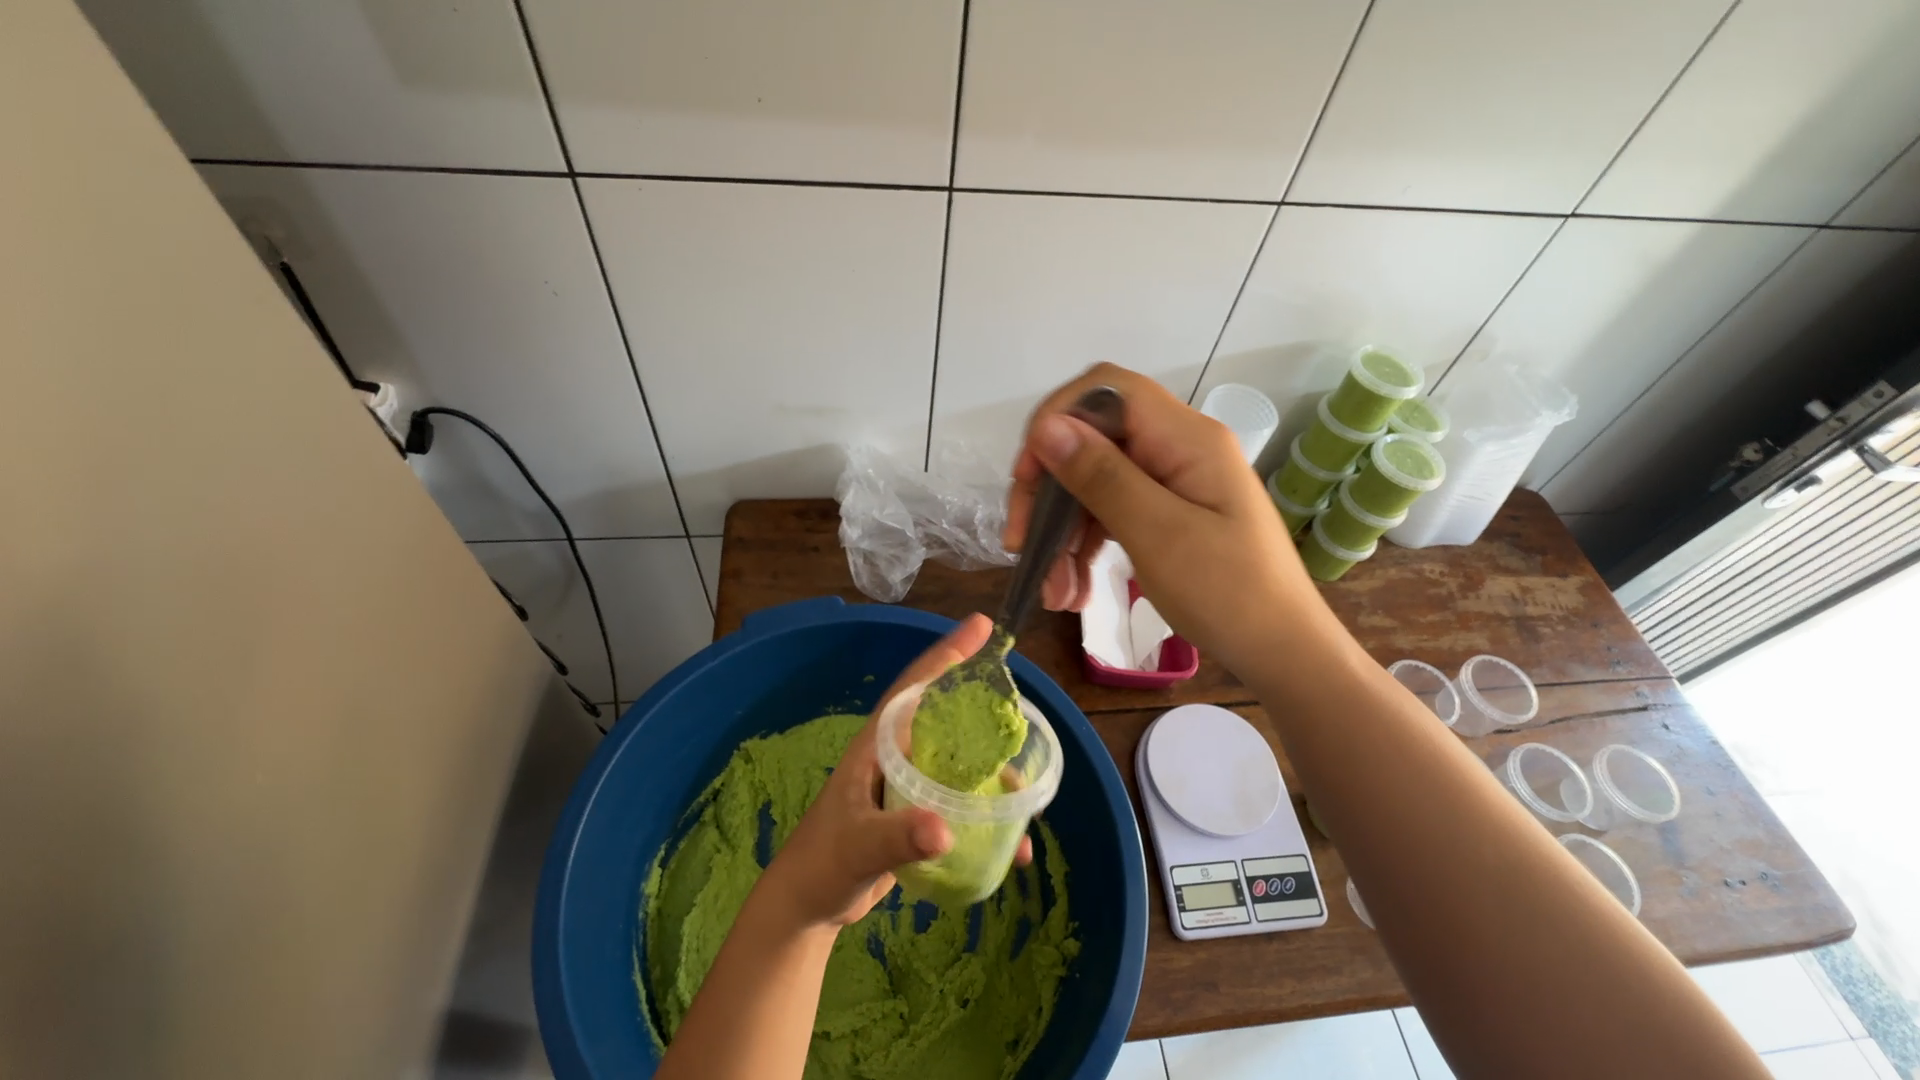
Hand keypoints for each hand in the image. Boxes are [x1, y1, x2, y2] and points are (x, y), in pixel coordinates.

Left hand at [759, 613, 1031, 927]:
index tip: (982, 625)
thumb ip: (898, 837)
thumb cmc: (824, 864)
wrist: (808, 905)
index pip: (914, 688)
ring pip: (959, 763)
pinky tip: (1013, 843)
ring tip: (1028, 794)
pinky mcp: (915, 815)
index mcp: (877, 746)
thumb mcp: (859, 847)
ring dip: (994, 775)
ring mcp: (907, 786)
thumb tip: (945, 830)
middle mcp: (895, 757)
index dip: (947, 654)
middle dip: (983, 709)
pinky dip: (987, 816)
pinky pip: (959, 801)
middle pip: (946, 718)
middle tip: (1020, 708)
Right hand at [1002, 363, 1334, 675]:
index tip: (1026, 477)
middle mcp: (1176, 448)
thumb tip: (1046, 426)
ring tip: (1053, 591)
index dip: (1055, 420)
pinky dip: (1085, 547)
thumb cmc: (1229, 593)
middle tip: (1021, 544)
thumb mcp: (1157, 535)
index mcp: (1184, 438)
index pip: (1105, 391)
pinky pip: (1111, 513)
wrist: (1282, 650)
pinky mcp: (1168, 512)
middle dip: (1049, 492)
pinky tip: (1071, 591)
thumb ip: (1101, 476)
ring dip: (1063, 532)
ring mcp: (1172, 481)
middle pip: (1092, 440)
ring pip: (1094, 483)